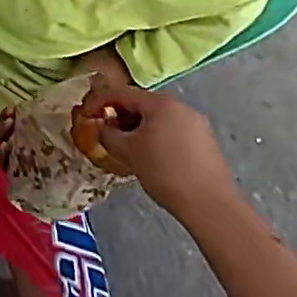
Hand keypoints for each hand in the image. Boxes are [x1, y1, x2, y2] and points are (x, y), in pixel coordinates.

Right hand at [79, 80, 235, 217]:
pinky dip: (157, 138)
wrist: (210, 203)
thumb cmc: (165, 172)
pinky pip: (173, 131)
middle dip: (121, 117)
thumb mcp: (129, 153)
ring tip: (128, 149)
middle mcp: (179, 105)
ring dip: (139, 129)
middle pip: (142, 104)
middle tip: (107, 133)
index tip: (86, 114)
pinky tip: (154, 160)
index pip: (123, 93)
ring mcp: (195, 122)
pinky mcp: (205, 141)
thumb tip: (101, 127)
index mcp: (160, 102)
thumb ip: (109, 136)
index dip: (100, 101)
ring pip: (159, 119)